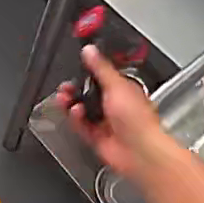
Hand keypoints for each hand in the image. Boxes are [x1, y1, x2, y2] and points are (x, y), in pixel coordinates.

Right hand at [56, 46, 181, 179]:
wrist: (139, 151)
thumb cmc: (138, 119)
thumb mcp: (116, 85)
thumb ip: (100, 68)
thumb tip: (90, 51)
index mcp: (124, 90)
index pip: (103, 76)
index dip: (88, 71)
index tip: (76, 67)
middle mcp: (115, 105)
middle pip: (89, 93)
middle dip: (75, 89)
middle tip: (65, 86)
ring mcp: (106, 122)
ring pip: (83, 110)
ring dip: (72, 103)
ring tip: (64, 98)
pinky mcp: (97, 137)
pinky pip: (81, 126)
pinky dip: (75, 120)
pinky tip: (74, 113)